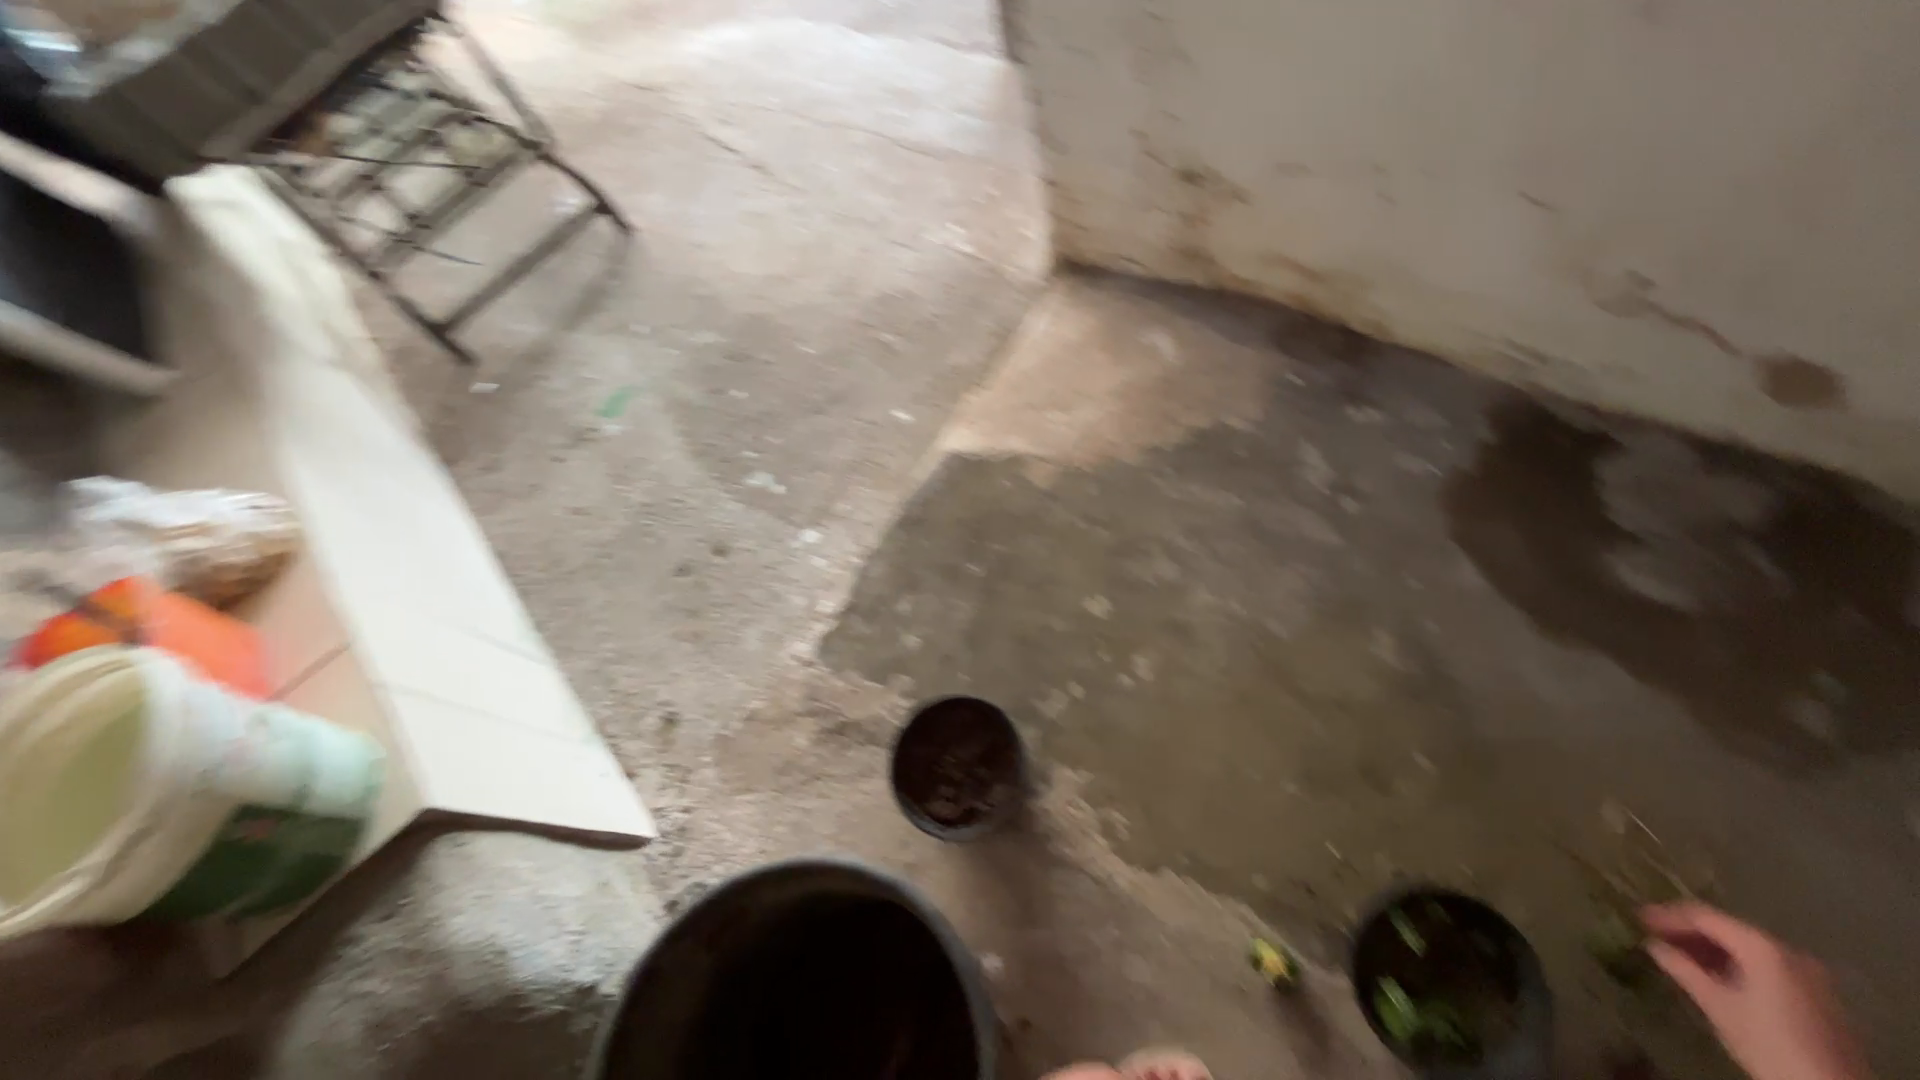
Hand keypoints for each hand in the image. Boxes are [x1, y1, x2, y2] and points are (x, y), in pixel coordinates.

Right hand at [1641, 903, 1868, 1079]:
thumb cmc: (1766, 1043)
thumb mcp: (1716, 1005)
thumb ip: (1682, 969)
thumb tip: (1652, 944)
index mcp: (1762, 948)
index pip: (1705, 916)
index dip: (1668, 915)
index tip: (1637, 918)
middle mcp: (1787, 950)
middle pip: (1727, 928)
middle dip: (1688, 931)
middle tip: (1652, 935)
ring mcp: (1805, 971)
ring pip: (1746, 947)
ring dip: (1710, 948)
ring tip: (1677, 955)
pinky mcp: (1813, 991)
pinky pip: (1764, 963)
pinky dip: (1734, 962)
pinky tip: (1713, 974)